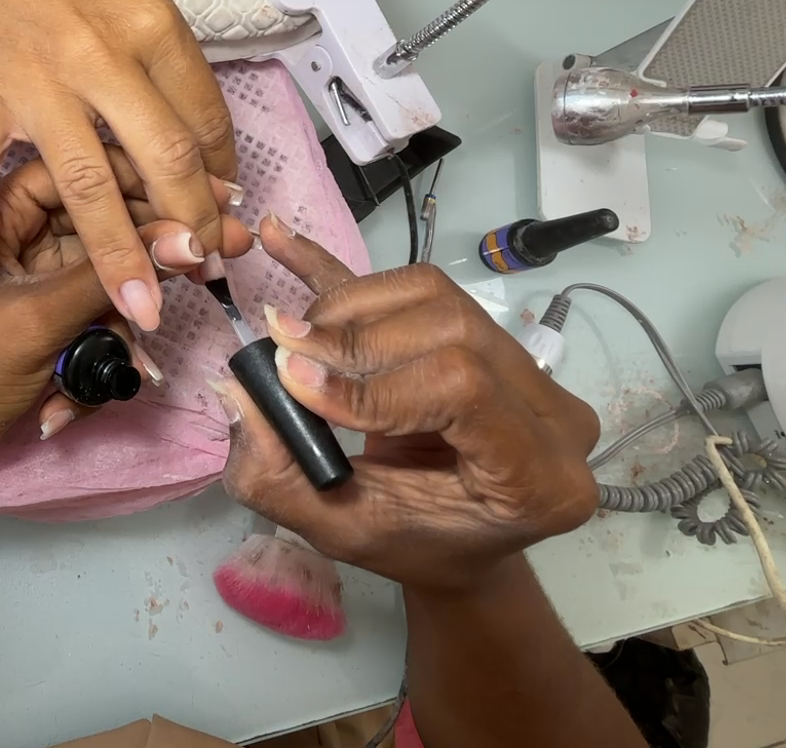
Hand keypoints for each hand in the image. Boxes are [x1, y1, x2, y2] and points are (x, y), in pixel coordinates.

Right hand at [0, 0, 238, 333]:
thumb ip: (165, 69)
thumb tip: (197, 148)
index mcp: (153, 26)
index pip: (205, 120)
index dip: (221, 179)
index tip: (223, 215)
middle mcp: (103, 56)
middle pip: (163, 159)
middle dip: (190, 228)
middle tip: (202, 275)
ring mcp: (38, 78)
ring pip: (87, 179)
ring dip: (117, 251)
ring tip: (139, 307)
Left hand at [0, 149, 251, 491]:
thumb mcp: (36, 318)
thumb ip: (110, 276)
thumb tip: (187, 240)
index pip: (79, 171)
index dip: (141, 179)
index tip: (203, 194)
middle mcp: (21, 236)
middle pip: (102, 224)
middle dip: (152, 253)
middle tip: (220, 256)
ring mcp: (35, 279)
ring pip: (103, 276)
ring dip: (123, 318)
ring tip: (144, 351)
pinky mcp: (46, 317)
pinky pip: (90, 316)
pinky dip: (96, 349)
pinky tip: (94, 386)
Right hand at [214, 215, 600, 592]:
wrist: (458, 542)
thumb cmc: (411, 548)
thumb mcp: (338, 532)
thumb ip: (279, 478)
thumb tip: (238, 390)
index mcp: (537, 476)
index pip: (462, 386)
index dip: (371, 381)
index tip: (293, 382)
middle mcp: (548, 407)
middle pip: (448, 324)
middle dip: (351, 338)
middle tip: (283, 355)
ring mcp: (519, 362)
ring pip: (429, 292)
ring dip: (346, 307)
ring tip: (296, 336)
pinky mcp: (472, 331)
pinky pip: (409, 285)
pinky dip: (335, 266)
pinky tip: (278, 238)